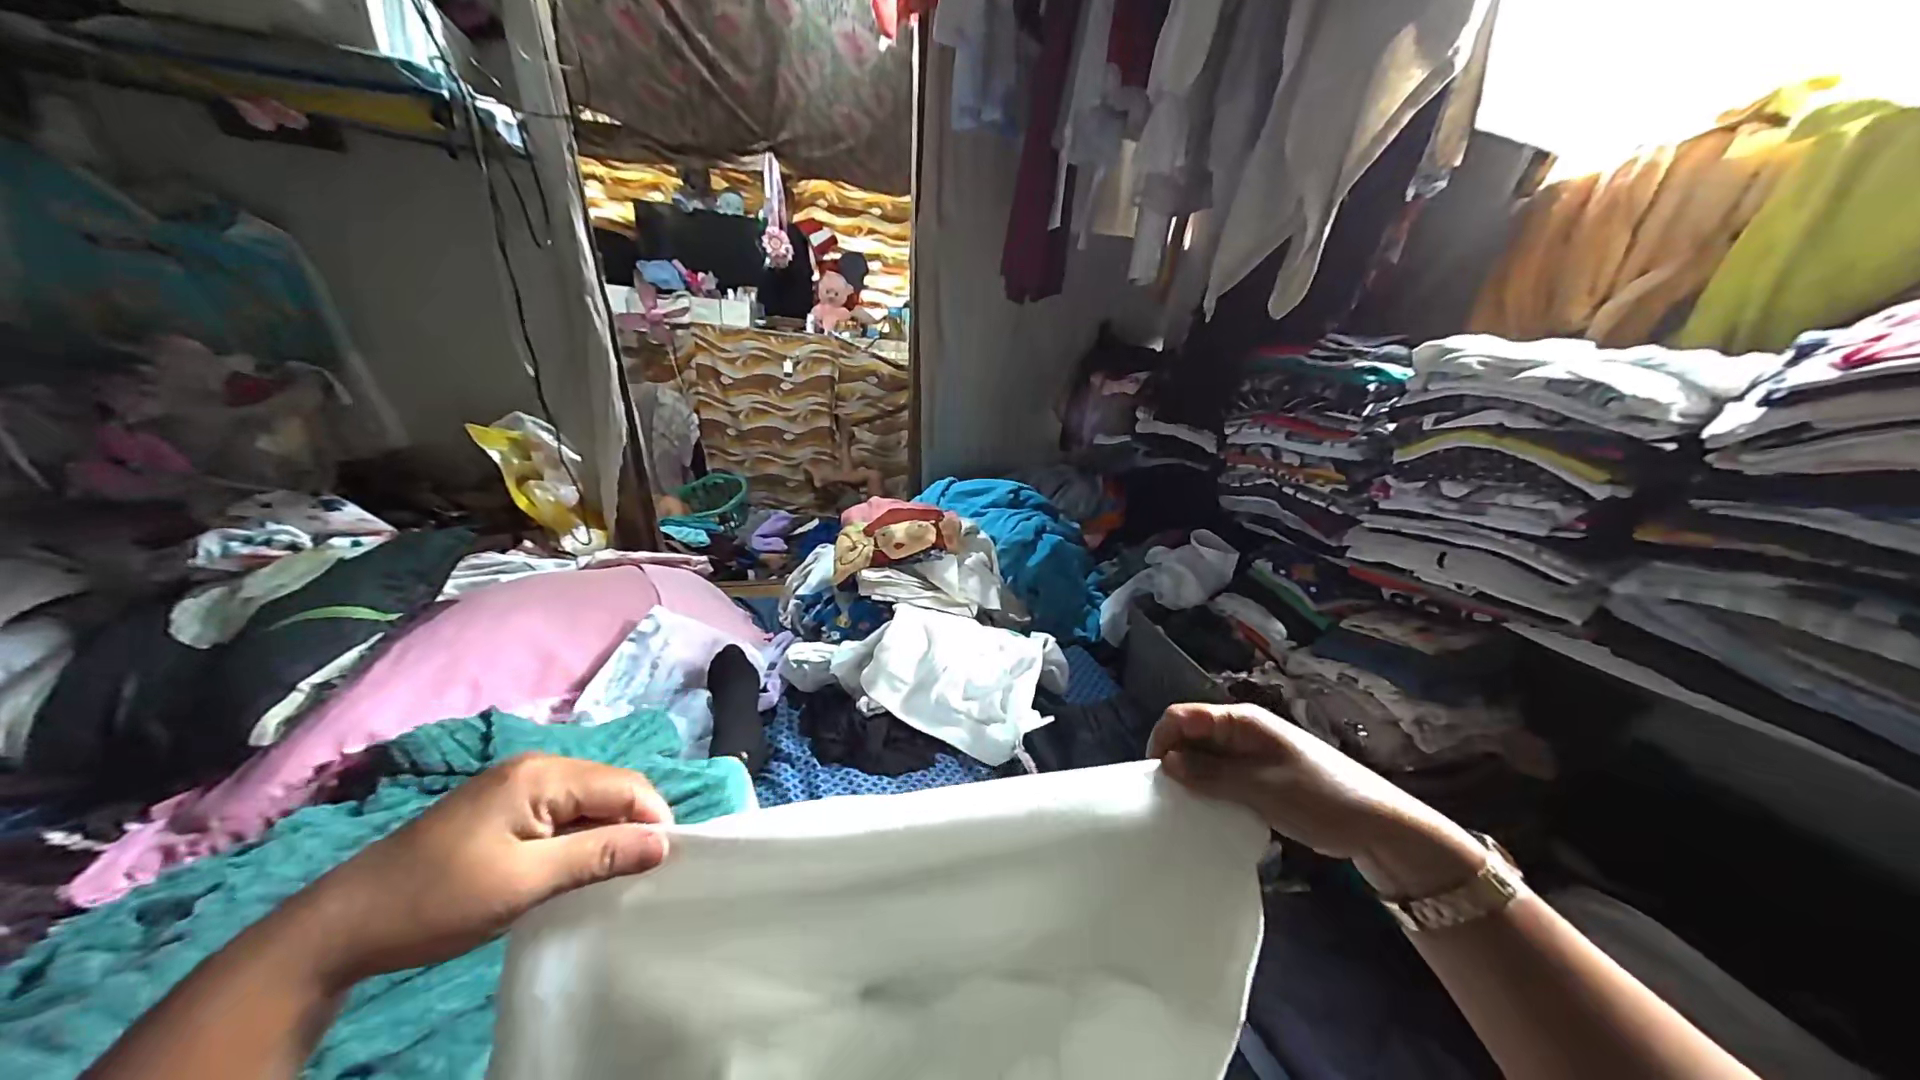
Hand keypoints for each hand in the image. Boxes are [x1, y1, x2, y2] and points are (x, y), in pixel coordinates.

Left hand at [286, 753, 672, 985]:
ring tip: (612, 873)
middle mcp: (537, 766)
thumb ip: (598, 855)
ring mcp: (520, 784)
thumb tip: (664, 844)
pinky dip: (581, 836)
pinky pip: (566, 812)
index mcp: (543, 773)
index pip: (625, 785)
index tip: (663, 864)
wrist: (341, 925)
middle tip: (639, 874)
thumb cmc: (437, 900)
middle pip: (611, 788)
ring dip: (608, 833)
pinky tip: (578, 865)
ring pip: (590, 801)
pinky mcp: (508, 806)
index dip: (653, 819)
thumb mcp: (524, 882)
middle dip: (633, 825)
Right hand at [1149, 703, 1485, 898]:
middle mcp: (1242, 731)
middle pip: (1190, 735)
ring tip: (1185, 809)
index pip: (1182, 716)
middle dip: (1173, 760)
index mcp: (1242, 720)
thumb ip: (1211, 775)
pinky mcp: (1259, 777)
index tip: (1155, 776)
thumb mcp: (1262, 788)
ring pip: (1204, 758)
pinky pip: (1221, 776)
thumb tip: (1167, 764)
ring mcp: (1251, 754)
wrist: (1380, 827)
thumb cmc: (1321, 798)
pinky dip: (1210, 791)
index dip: (1162, 739)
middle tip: (1167, 797)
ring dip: (1191, 778)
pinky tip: (1210, 814)